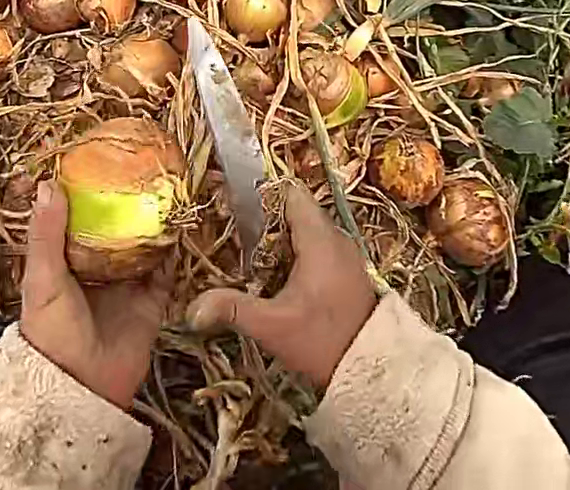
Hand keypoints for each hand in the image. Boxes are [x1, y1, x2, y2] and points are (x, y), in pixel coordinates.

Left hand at [19, 181, 169, 407]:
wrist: (81, 391)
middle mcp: (100, 265)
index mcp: (70, 257)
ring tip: (168, 189)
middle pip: (117, 226)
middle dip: (129, 202)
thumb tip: (48, 183)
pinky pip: (167, 271)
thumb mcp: (42, 277)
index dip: (90, 190)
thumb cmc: (52, 330)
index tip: (102, 157)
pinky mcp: (151, 301)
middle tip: (144, 167)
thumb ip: (46, 233)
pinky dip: (174, 251)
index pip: (81, 216)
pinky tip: (180, 228)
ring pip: (145, 244)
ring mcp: (127, 282)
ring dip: (154, 222)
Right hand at [187, 185, 377, 388]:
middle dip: (266, 217)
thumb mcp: (273, 326)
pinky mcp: (349, 270)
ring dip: (282, 234)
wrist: (378, 376)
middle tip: (237, 232)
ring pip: (307, 226)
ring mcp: (346, 253)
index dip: (262, 193)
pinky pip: (318, 243)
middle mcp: (336, 237)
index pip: (290, 192)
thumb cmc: (324, 342)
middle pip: (296, 208)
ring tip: (252, 250)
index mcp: (319, 239)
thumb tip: (191, 309)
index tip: (236, 205)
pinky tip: (279, 271)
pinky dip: (298, 248)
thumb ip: (233, 310)